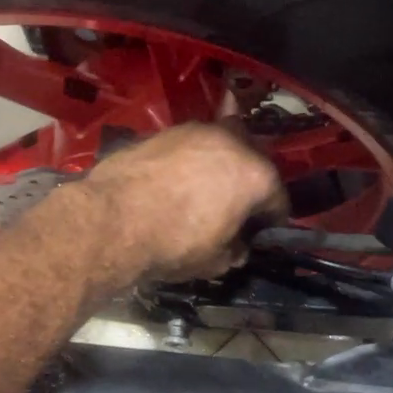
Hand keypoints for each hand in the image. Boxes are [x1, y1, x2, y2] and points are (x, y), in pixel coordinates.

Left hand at [79, 123, 287, 282]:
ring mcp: (197, 131)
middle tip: (235, 209)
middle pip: (252, 163)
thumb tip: (237, 247)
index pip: (278, 199)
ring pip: (220, 147)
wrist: (114, 220)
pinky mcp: (165, 130)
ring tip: (205, 193)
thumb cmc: (175, 244)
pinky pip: (190, 148)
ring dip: (220, 167)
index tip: (261, 234)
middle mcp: (233, 143)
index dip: (272, 221)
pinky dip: (190, 163)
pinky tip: (176, 184)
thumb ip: (235, 250)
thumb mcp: (215, 262)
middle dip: (248, 184)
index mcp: (256, 176)